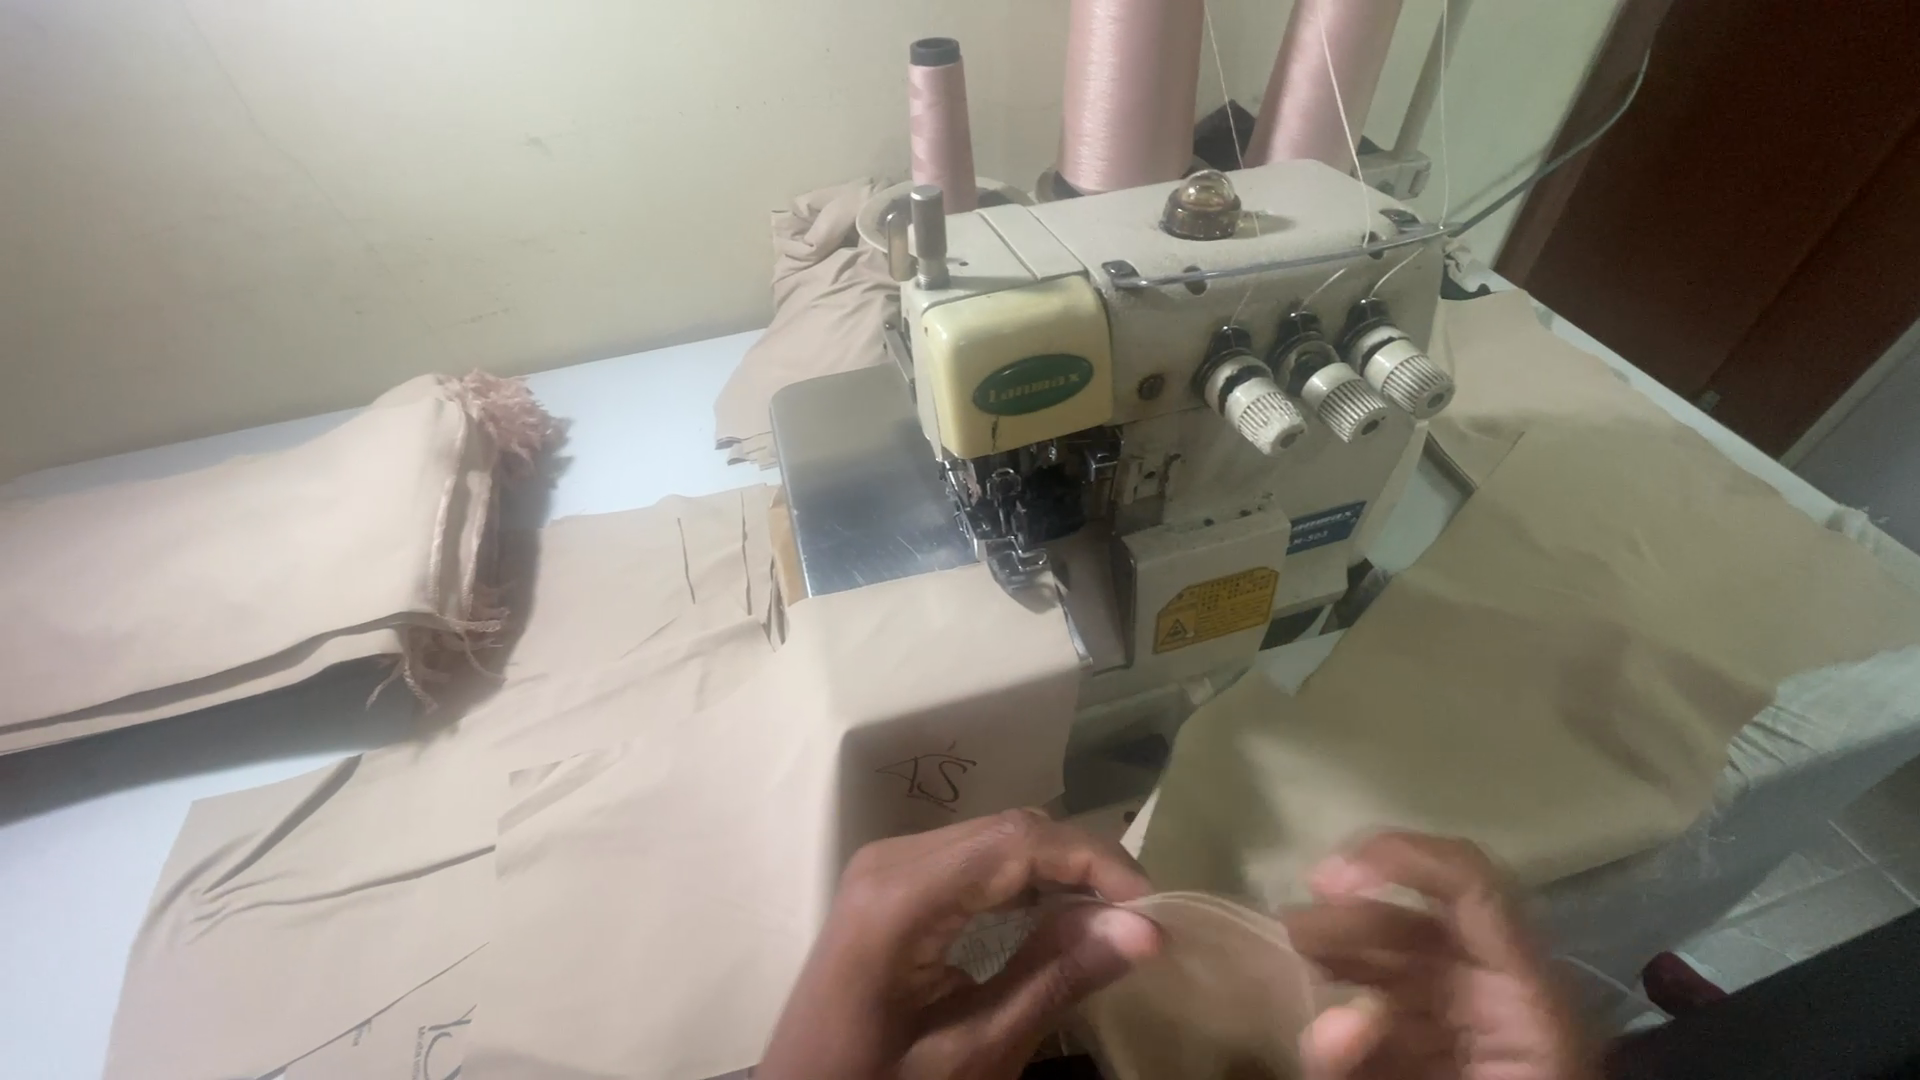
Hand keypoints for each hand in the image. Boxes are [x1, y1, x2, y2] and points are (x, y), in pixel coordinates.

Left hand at [758, 809, 1161, 1079]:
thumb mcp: (973, 1054)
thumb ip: (1054, 979)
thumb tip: (1145, 929)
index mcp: (900, 897)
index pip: (1016, 843)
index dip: (1093, 860)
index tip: (1152, 908)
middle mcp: (891, 856)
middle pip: (1007, 830)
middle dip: (1081, 862)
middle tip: (1137, 919)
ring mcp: (887, 860)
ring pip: (994, 835)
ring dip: (1056, 867)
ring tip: (1108, 916)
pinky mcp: (892, 875)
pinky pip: (972, 855)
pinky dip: (1022, 876)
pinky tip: (1054, 909)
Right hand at [1284, 832, 1597, 1079]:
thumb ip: (1368, 1070)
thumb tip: (1335, 1024)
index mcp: (1526, 1003)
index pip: (1471, 884)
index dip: (1397, 857)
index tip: (1326, 881)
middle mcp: (1504, 993)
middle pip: (1423, 913)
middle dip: (1348, 912)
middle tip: (1291, 932)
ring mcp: (1477, 1017)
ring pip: (1403, 946)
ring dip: (1342, 940)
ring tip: (1294, 948)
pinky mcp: (1451, 1041)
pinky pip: (1397, 990)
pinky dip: (1353, 983)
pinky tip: (1324, 996)